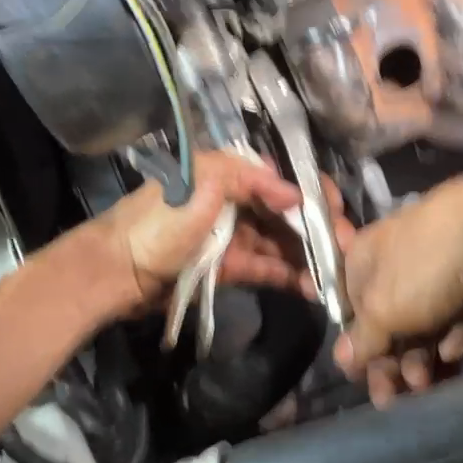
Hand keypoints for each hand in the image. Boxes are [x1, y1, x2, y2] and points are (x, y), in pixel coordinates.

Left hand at [91, 151, 350, 315]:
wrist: (115, 271)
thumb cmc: (156, 222)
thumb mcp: (198, 182)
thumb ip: (246, 178)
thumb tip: (293, 193)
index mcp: (227, 175)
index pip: (279, 179)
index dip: (311, 192)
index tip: (337, 211)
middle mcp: (233, 202)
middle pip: (284, 213)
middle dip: (317, 228)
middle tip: (347, 248)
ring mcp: (231, 236)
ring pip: (279, 242)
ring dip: (307, 255)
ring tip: (336, 273)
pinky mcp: (227, 267)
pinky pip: (265, 267)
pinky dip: (288, 275)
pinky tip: (312, 287)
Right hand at [334, 163, 462, 404]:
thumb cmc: (423, 268)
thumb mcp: (382, 308)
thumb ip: (363, 339)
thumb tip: (341, 358)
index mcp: (363, 261)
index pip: (351, 309)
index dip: (356, 348)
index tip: (363, 381)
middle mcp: (394, 265)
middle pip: (386, 322)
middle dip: (389, 362)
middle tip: (394, 400)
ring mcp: (434, 274)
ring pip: (420, 325)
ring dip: (419, 359)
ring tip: (428, 386)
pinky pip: (453, 320)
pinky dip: (450, 341)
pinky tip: (454, 359)